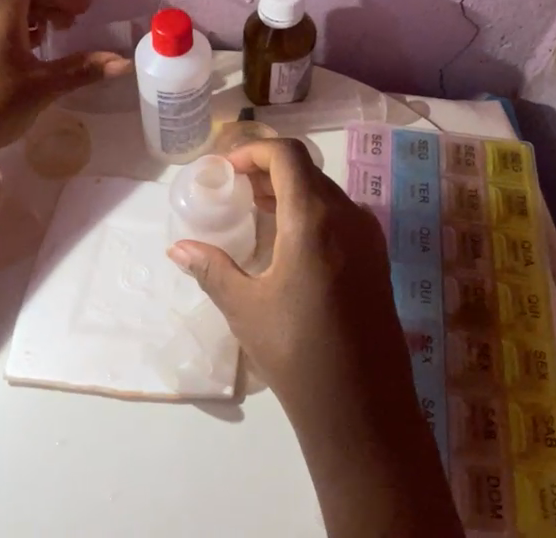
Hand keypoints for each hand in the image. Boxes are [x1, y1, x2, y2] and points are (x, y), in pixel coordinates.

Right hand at [168, 138, 462, 536]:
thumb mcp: (246, 308)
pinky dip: (311, 212)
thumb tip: (178, 248)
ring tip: (255, 212)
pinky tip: (288, 243)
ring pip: (326, 193)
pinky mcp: (377, 257)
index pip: (287, 155)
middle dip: (268, 171)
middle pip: (307, 171)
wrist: (362, 404)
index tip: (226, 170)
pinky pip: (341, 216)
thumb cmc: (297, 351)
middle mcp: (348, 215)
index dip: (254, 151)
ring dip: (290, 191)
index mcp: (314, 217)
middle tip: (234, 190)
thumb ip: (211, 269)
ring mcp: (368, 236)